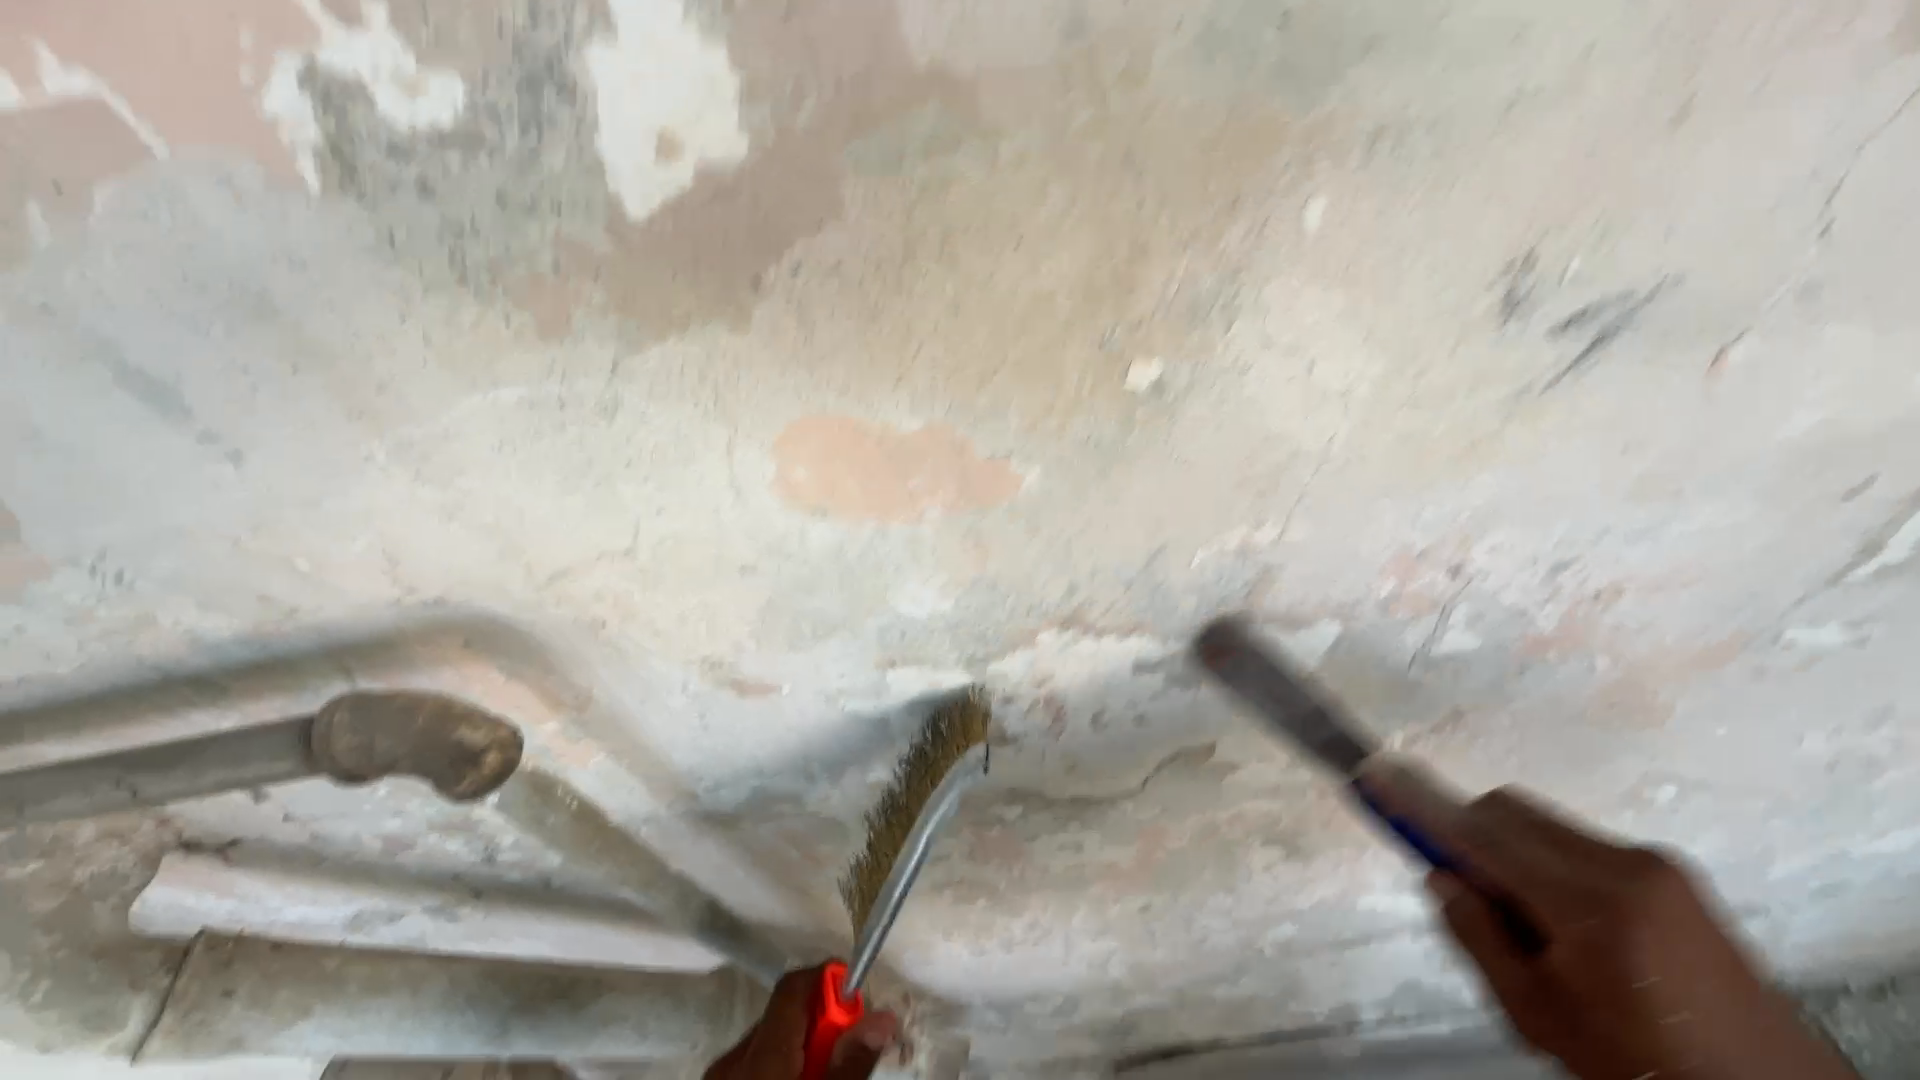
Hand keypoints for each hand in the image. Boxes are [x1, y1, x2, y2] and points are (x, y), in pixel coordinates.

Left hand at [704, 965, 901, 1079]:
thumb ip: (852, 1064)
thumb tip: (882, 1015)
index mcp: (760, 1059)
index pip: (793, 988)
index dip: (828, 980)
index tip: (858, 996)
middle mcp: (731, 1063)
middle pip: (782, 1015)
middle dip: (821, 1022)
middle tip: (850, 1051)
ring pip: (768, 1041)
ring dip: (802, 1047)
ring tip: (827, 1078)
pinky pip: (753, 1065)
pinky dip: (781, 1067)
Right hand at [1361, 760, 1856, 1079]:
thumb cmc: (1638, 1063)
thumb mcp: (1537, 1015)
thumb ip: (1478, 937)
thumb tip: (1441, 875)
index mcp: (1590, 906)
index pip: (1478, 834)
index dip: (1417, 804)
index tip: (1370, 773)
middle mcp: (1624, 865)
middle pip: (1507, 811)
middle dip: (1466, 831)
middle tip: (1463, 891)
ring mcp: (1654, 864)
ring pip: (1539, 824)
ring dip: (1506, 850)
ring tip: (1526, 923)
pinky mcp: (1672, 873)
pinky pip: (1576, 843)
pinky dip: (1544, 863)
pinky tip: (1565, 923)